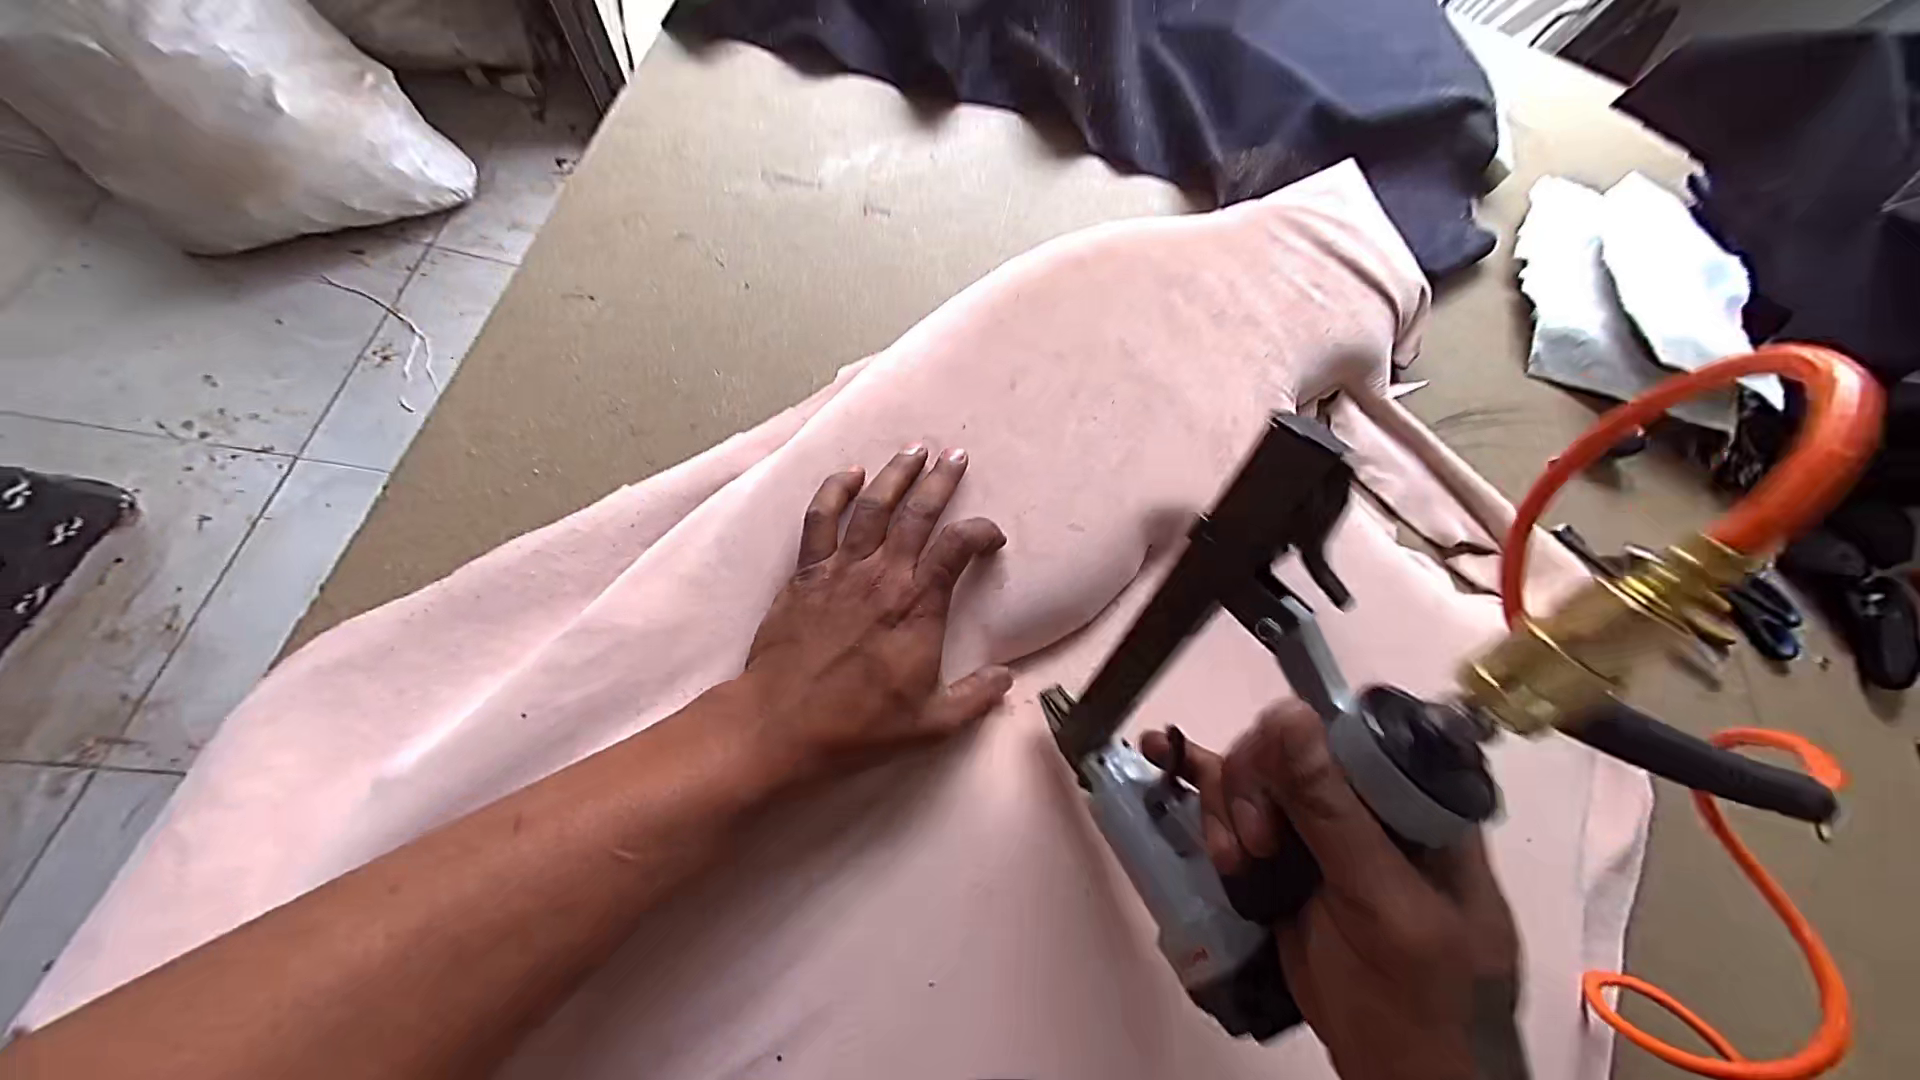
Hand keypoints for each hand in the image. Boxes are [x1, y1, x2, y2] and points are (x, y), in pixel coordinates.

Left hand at [737, 445, 1012, 783]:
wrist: (780, 726)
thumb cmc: (857, 727)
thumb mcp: (931, 723)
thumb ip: (975, 698)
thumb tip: (1006, 679)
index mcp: (917, 607)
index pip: (958, 548)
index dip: (980, 532)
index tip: (991, 537)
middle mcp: (882, 577)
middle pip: (917, 513)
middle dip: (940, 480)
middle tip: (955, 457)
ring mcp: (841, 571)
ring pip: (872, 506)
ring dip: (895, 475)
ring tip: (913, 451)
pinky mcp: (807, 574)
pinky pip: (820, 520)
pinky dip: (834, 491)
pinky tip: (849, 474)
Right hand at [1142, 705, 1522, 1079]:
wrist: (1395, 1074)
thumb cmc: (1421, 997)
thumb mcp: (1382, 901)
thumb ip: (1332, 811)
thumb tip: (1288, 713)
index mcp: (1407, 800)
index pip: (1340, 732)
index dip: (1294, 745)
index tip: (1271, 790)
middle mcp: (1357, 800)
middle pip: (1280, 749)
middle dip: (1251, 791)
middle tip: (1253, 846)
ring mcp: (1312, 825)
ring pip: (1246, 775)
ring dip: (1221, 807)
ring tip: (1229, 860)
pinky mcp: (1274, 849)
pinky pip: (1227, 801)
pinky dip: (1192, 778)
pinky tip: (1158, 755)